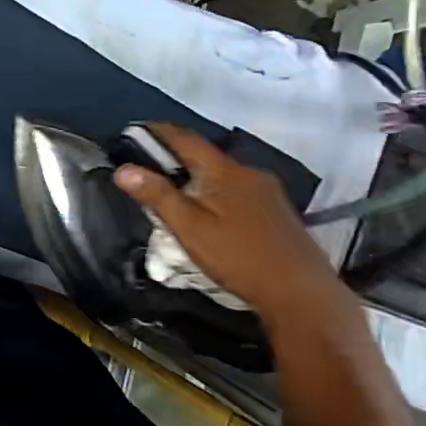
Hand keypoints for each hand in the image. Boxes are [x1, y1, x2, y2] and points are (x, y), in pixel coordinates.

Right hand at [112, 124, 357, 327]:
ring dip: (197, 178)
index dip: (158, 132)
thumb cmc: (239, 257)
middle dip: (175, 158)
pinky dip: (216, 193)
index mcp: (225, 171)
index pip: (186, 138)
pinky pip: (238, 190)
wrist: (302, 293)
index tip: (134, 132)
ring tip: (175, 194)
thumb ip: (157, 196)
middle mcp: (249, 172)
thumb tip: (123, 169)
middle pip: (205, 156)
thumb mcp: (189, 228)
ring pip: (223, 175)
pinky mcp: (277, 211)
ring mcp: (268, 191)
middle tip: (147, 169)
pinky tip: (210, 215)